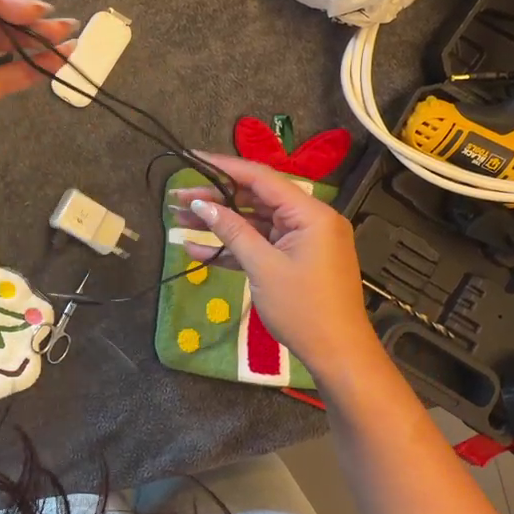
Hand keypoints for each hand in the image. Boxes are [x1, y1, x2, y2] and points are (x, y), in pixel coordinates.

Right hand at [169, 154, 379, 374]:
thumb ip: (232, 230)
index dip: (224, 167)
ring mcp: (301, 241)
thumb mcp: (262, 267)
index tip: (192, 159)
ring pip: (253, 222)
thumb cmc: (304, 308)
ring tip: (178, 220)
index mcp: (310, 214)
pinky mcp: (294, 260)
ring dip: (217, 223)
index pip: (261, 178)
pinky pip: (259, 244)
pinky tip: (196, 250)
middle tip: (176, 198)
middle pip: (255, 198)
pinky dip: (231, 247)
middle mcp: (308, 220)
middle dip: (214, 199)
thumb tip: (201, 204)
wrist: (337, 354)